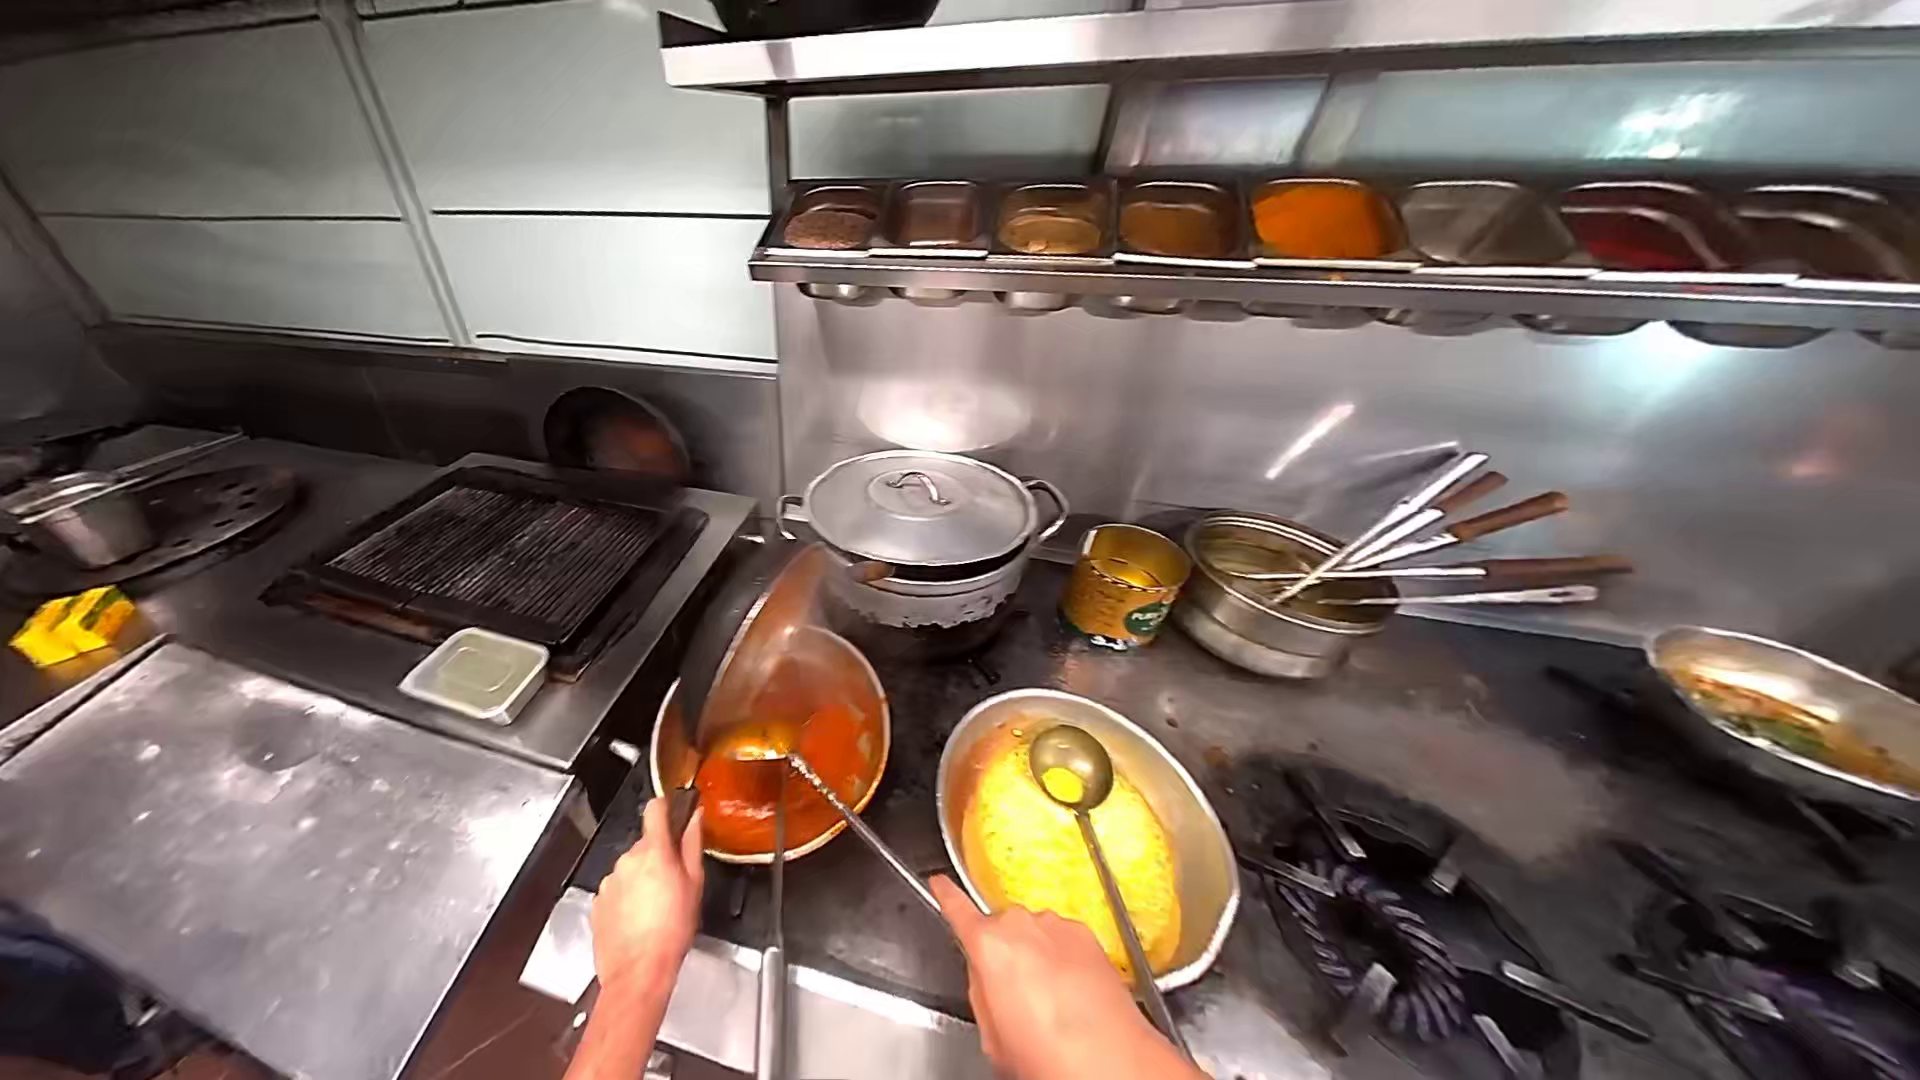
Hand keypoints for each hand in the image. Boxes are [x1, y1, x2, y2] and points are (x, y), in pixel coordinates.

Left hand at [590, 797, 705, 993]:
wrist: (638, 973)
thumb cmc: (672, 929)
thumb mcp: (695, 882)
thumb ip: (692, 843)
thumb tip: (695, 817)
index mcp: (654, 852)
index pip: (654, 809)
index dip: (665, 807)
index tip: (673, 812)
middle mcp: (626, 862)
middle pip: (645, 843)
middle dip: (659, 854)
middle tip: (674, 878)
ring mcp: (608, 883)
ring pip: (631, 867)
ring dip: (643, 876)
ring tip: (656, 903)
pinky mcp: (597, 904)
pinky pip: (617, 888)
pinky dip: (628, 895)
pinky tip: (640, 916)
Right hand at [931, 876, 1202, 1079]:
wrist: (1111, 1061)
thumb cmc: (1049, 1055)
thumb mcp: (992, 1034)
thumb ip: (980, 990)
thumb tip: (985, 975)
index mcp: (989, 945)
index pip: (957, 908)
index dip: (945, 894)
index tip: (939, 881)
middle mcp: (1020, 923)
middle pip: (999, 929)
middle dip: (1002, 954)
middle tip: (1015, 997)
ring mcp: (1054, 924)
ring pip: (1032, 933)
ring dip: (1035, 955)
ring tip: (1051, 1001)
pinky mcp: (1084, 931)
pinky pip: (1060, 939)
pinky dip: (1061, 958)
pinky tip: (1072, 993)